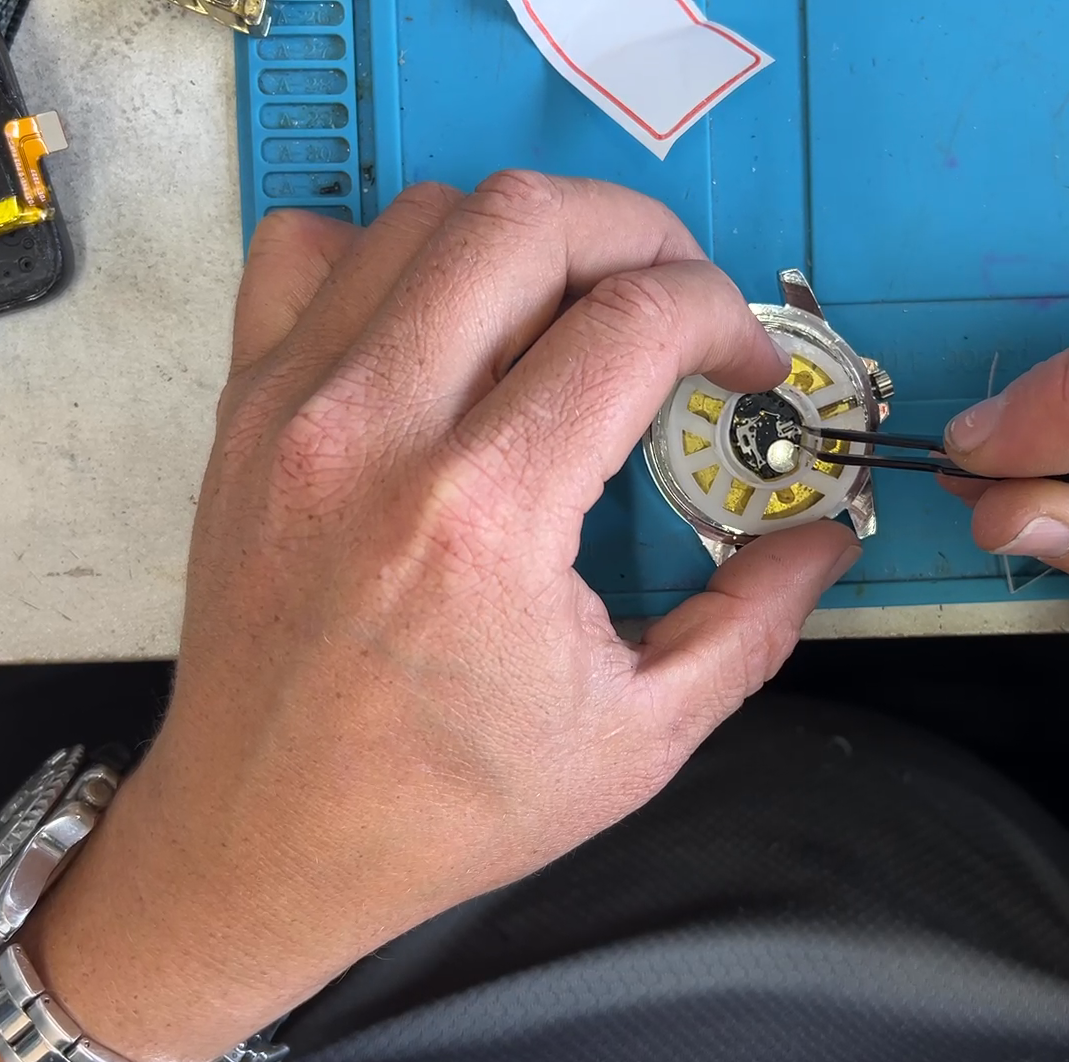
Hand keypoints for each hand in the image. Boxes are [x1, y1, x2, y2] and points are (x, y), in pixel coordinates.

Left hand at [21, 173, 856, 1061]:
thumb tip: (822, 540)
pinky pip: (311, 250)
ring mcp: (294, 407)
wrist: (263, 840)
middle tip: (683, 303)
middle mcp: (377, 431)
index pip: (634, 323)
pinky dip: (395, 252)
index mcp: (488, 516)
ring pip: (429, 216)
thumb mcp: (638, 739)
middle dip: (643, 238)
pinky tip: (443, 321)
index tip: (745, 368)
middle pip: (529, 222)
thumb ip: (754, 624)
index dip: (723, 320)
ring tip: (580, 313)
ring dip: (534, 241)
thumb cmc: (445, 805)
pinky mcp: (246, 411)